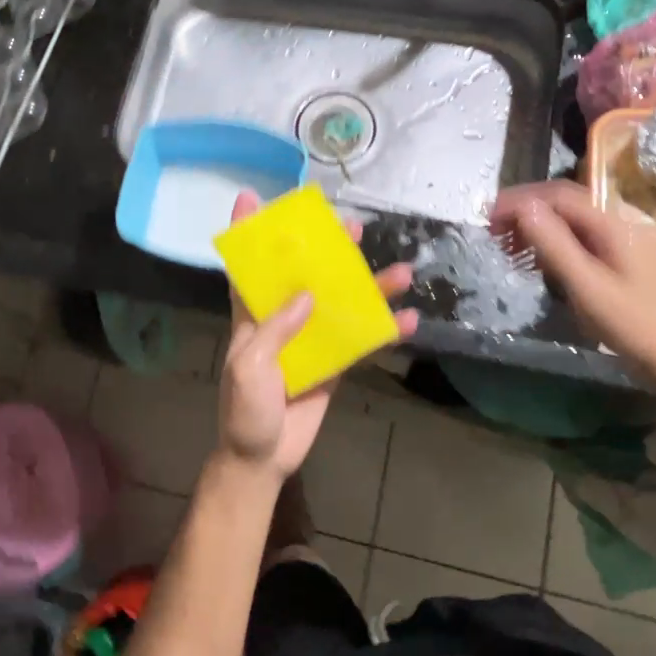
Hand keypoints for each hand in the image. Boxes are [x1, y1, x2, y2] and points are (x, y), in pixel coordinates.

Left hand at [217, 191, 419, 479]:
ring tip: (403, 269)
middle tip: (350, 225)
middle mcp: (282, 321)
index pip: (247, 267)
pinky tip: (410, 318)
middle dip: (325, 249)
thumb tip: (308, 295)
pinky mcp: (334, 365)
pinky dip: (385, 330)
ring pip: (341, 303)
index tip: (251, 196)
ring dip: (369, 286)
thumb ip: (275, 328)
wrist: (264, 458)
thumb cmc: (244, 409)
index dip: (247, 234)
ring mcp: (311, 341)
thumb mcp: (250, 365)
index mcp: (251, 317)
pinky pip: (362, 342)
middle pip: (306, 275)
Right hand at [490, 180, 655, 389]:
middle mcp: (620, 225)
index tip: (487, 220)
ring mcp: (625, 245)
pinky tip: (542, 263)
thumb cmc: (635, 327)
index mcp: (613, 225)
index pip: (558, 195)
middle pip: (566, 202)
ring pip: (573, 222)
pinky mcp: (624, 264)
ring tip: (510, 248)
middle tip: (494, 233)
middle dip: (526, 210)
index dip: (519, 200)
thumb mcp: (587, 287)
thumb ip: (554, 245)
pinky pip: (582, 240)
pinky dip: (554, 243)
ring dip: (538, 227)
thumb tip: (523, 207)